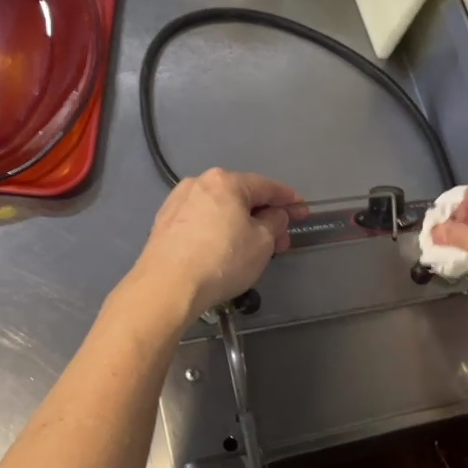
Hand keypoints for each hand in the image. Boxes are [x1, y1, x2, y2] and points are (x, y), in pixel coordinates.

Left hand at [126, 168, 298, 318]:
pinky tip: (224, 248)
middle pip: (241, 196)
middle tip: (281, 240)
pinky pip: (201, 221)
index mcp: (226, 181)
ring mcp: (177, 202)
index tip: (302, 211)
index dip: (289, 199)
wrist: (167, 286)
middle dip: (264, 216)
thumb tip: (274, 215)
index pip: (266, 186)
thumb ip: (274, 222)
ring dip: (240, 224)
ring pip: (220, 209)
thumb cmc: (223, 260)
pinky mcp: (164, 223)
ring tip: (253, 248)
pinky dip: (218, 230)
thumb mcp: (262, 242)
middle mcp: (199, 183)